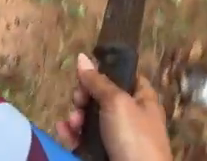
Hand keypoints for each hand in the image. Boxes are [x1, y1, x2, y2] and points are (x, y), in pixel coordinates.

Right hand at [52, 52, 172, 160]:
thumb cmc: (134, 138)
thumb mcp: (116, 102)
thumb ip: (98, 80)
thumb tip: (82, 57)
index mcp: (143, 100)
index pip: (125, 76)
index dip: (106, 71)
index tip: (87, 73)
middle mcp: (131, 117)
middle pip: (101, 96)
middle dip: (84, 96)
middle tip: (78, 100)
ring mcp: (117, 138)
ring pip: (91, 118)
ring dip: (76, 116)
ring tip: (73, 123)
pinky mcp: (104, 155)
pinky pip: (84, 139)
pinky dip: (73, 134)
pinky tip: (63, 131)